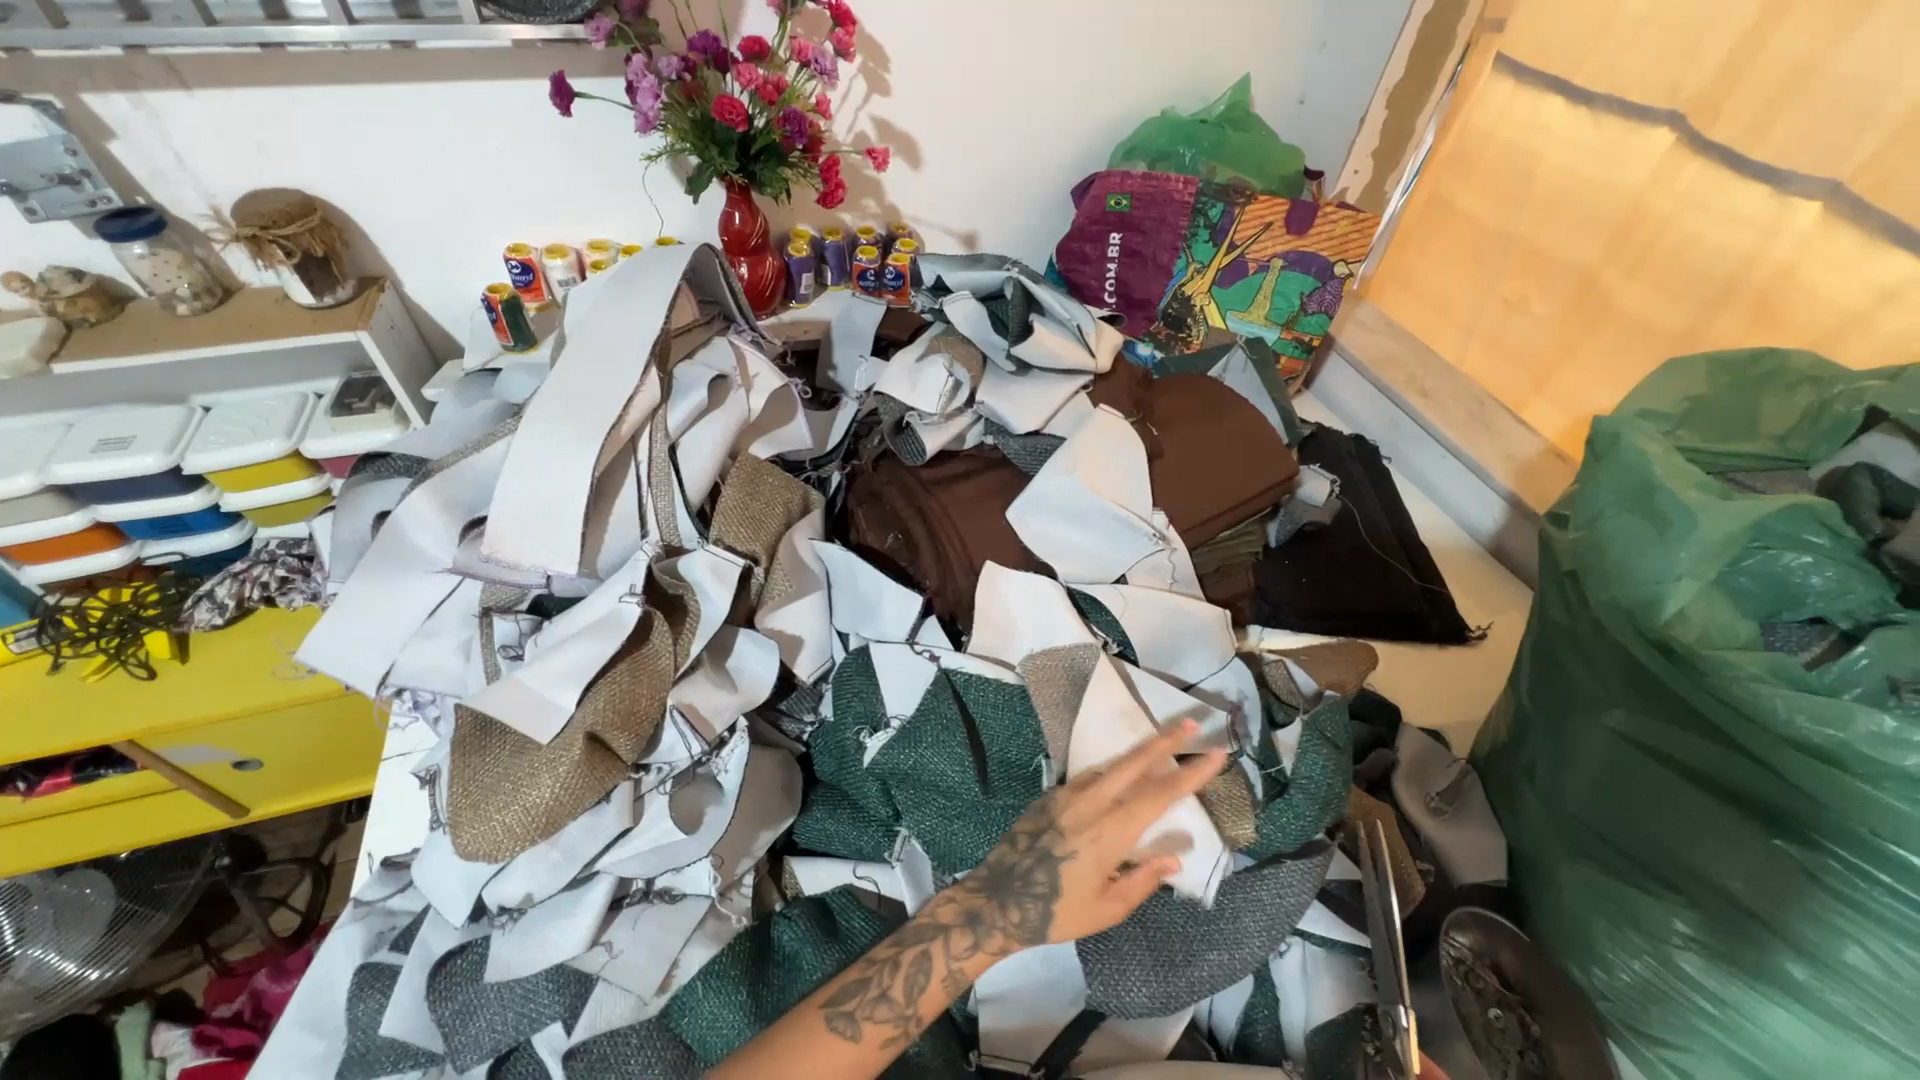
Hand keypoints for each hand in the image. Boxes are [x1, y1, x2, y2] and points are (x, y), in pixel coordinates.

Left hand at [803, 721, 1226, 1057]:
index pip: (1160, 794)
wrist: (995, 901)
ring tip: (1164, 743)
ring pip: (1110, 766)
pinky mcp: (1048, 797)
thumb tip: (1175, 860)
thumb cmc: (1055, 913)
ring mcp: (1066, 796)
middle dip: (1166, 740)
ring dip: (1139, 753)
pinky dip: (1112, 771)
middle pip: (1135, 762)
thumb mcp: (1106, 909)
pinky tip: (1122, 777)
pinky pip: (1088, 777)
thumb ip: (1143, 881)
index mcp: (1110, 831)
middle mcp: (1090, 803)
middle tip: (1194, 723)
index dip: (1191, 774)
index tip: (1217, 755)